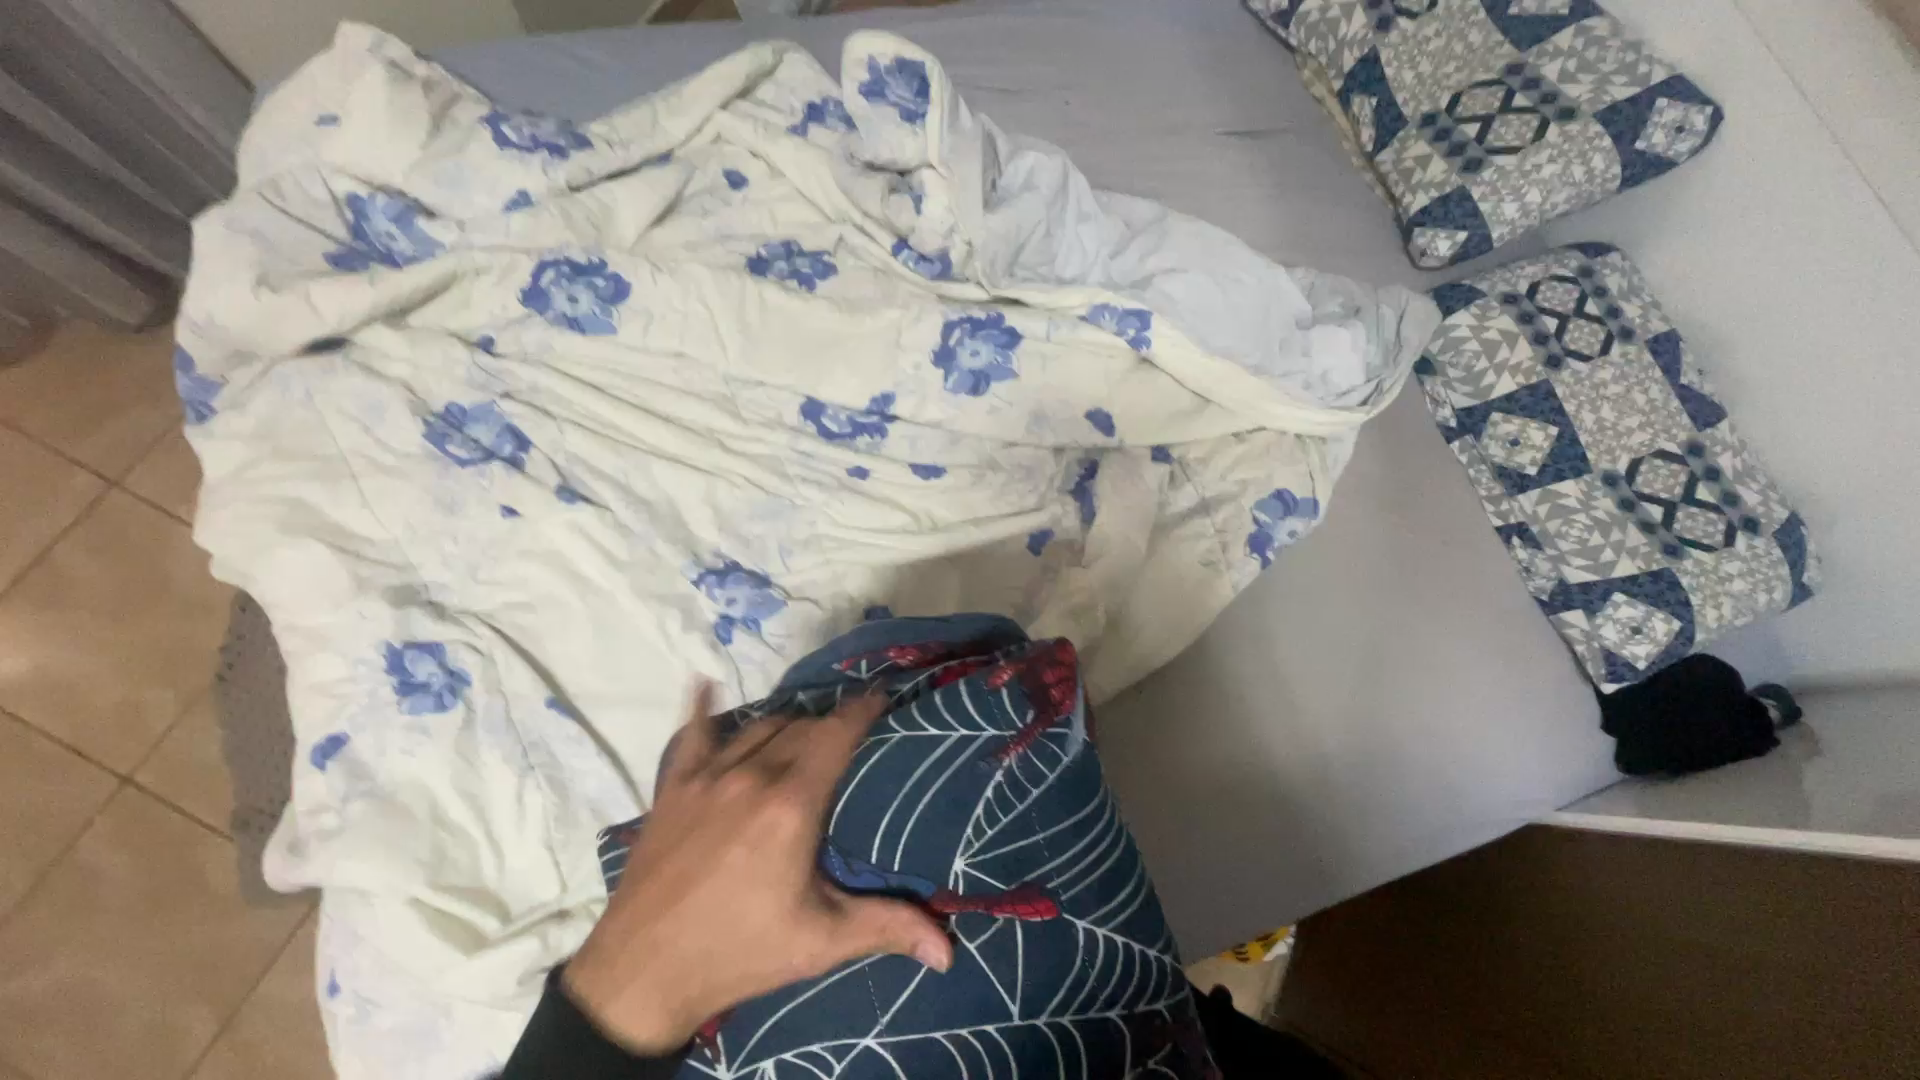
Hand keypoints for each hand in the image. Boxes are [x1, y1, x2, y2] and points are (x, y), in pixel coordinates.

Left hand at [562, 681, 954, 1053]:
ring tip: (806, 729)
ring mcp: (707, 777)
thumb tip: (949, 953)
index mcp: (792, 804)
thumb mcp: (819, 943)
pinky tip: (705, 683)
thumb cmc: (738, 954)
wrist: (640, 975)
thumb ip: (885, 928)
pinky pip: (691, 734)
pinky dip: (703, 708)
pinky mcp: (673, 788)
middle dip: (831, 723)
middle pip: (802, 728)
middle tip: (853, 731)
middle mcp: (751, 776)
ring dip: (788, 723)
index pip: (836, 735)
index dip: (863, 710)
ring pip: (759, 726)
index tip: (883, 694)